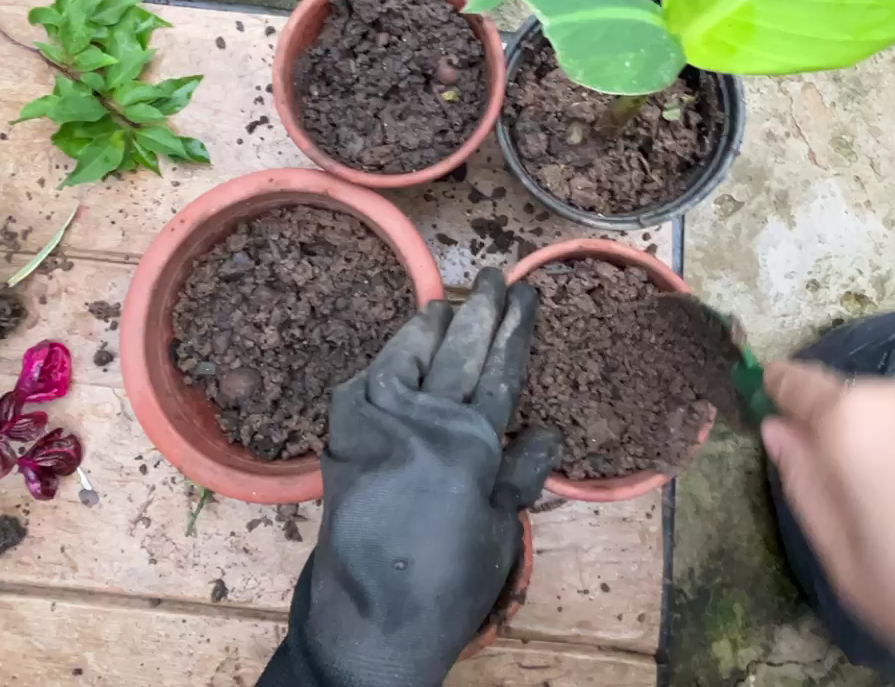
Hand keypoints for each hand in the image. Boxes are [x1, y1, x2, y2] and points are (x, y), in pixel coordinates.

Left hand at [260, 269, 561, 686]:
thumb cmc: (447, 583)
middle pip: (461, 351)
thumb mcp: (499, 532)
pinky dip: (389, 355)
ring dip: (433, 326)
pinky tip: (403, 342)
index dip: (516, 331)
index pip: (501, 371)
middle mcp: (426, 420)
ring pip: (411, 354)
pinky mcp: (344, 430)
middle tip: (494, 277)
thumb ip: (520, 474)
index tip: (526, 295)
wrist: (371, 618)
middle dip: (481, 310)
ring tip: (448, 301)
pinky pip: (370, 378)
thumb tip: (550, 432)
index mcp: (473, 443)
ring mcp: (379, 421)